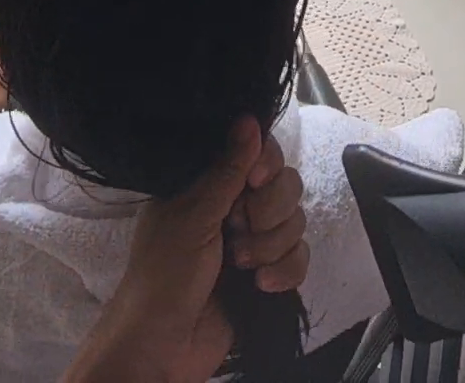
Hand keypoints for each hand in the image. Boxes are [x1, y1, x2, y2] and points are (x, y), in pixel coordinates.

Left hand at [62, 118, 309, 382]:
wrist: (163, 348)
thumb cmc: (165, 272)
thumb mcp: (193, 216)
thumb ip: (227, 170)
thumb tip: (249, 117)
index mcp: (210, 182)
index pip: (258, 151)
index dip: (266, 164)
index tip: (254, 181)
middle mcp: (236, 203)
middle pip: (285, 183)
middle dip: (268, 211)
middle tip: (237, 230)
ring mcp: (254, 238)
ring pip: (295, 220)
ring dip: (270, 245)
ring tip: (239, 265)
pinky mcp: (268, 271)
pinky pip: (300, 257)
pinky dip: (285, 271)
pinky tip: (261, 286)